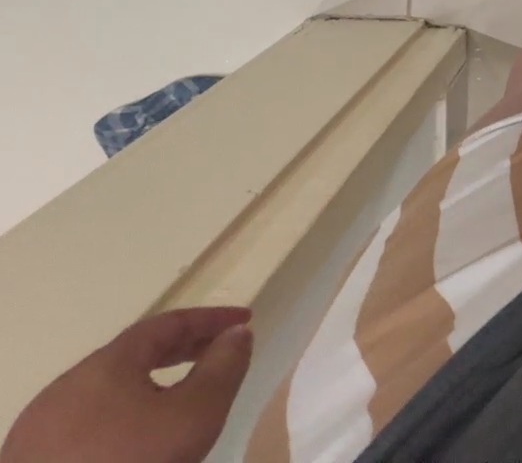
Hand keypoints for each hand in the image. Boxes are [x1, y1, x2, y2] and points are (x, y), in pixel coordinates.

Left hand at [1, 307, 252, 462]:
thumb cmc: (138, 458)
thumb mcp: (199, 408)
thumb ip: (225, 363)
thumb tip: (236, 333)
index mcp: (102, 367)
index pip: (163, 325)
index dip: (210, 317)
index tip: (245, 320)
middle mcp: (64, 389)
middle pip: (132, 352)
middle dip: (184, 345)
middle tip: (222, 348)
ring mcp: (39, 427)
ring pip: (108, 385)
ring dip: (154, 376)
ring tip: (187, 387)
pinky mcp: (31, 458)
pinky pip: (89, 414)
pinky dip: (127, 404)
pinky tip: (142, 425)